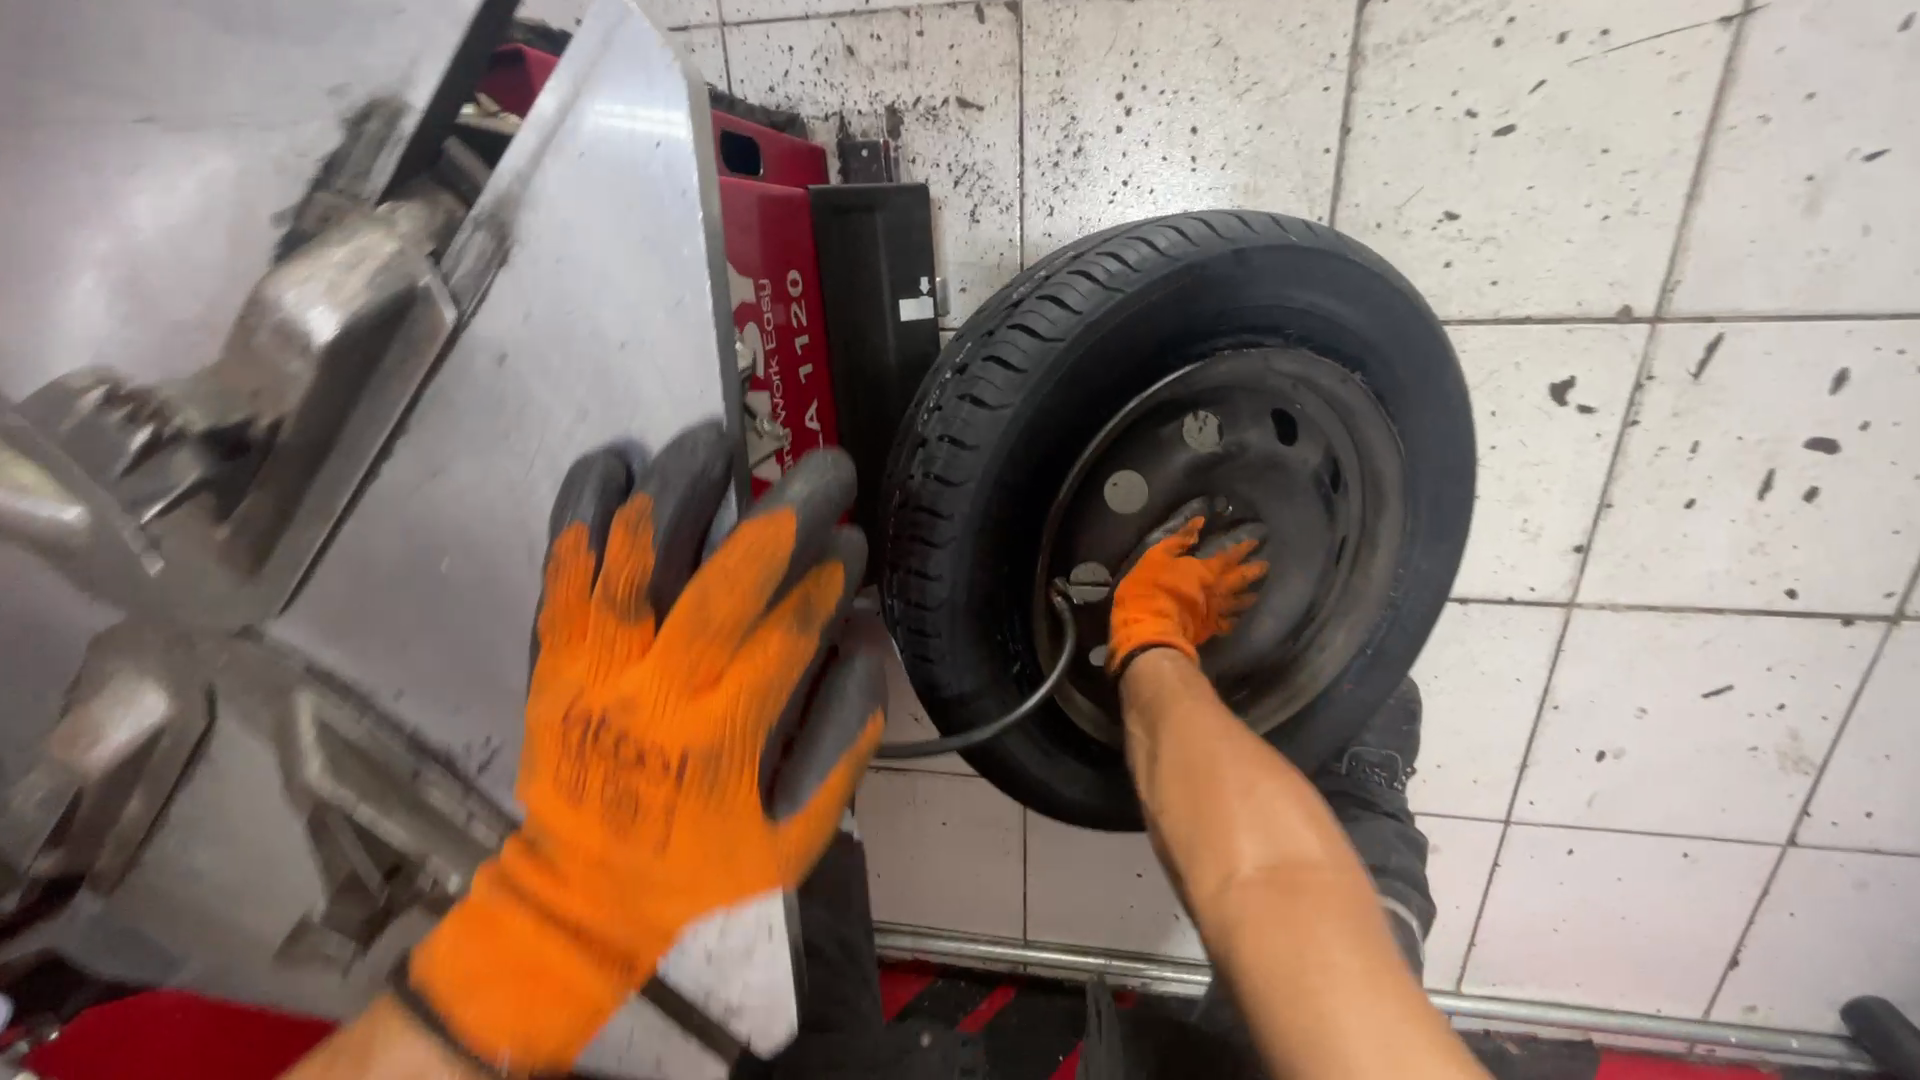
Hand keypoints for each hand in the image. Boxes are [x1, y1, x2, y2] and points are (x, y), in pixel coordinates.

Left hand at [405, 422, 885, 1073]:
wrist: (583, 893)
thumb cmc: (706, 863)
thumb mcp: (799, 836)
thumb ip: (842, 737)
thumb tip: (861, 631)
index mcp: (722, 742)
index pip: (786, 636)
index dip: (826, 580)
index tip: (852, 541)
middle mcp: (653, 694)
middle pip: (721, 585)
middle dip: (784, 516)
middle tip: (826, 469)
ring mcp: (591, 668)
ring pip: (634, 559)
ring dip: (682, 489)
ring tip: (720, 439)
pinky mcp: (550, 657)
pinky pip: (560, 571)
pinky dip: (582, 510)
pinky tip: (613, 461)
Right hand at [1108, 510, 1266, 676]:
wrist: (1150, 623)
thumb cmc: (1150, 585)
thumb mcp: (1158, 554)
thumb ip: (1180, 539)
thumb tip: (1200, 522)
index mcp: (1205, 570)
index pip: (1229, 556)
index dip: (1243, 548)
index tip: (1256, 542)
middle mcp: (1217, 590)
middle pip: (1240, 579)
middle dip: (1254, 571)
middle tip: (1266, 566)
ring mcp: (1215, 611)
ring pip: (1238, 603)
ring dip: (1248, 597)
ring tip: (1256, 594)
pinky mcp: (1209, 628)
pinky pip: (1227, 625)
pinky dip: (1233, 621)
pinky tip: (1237, 620)